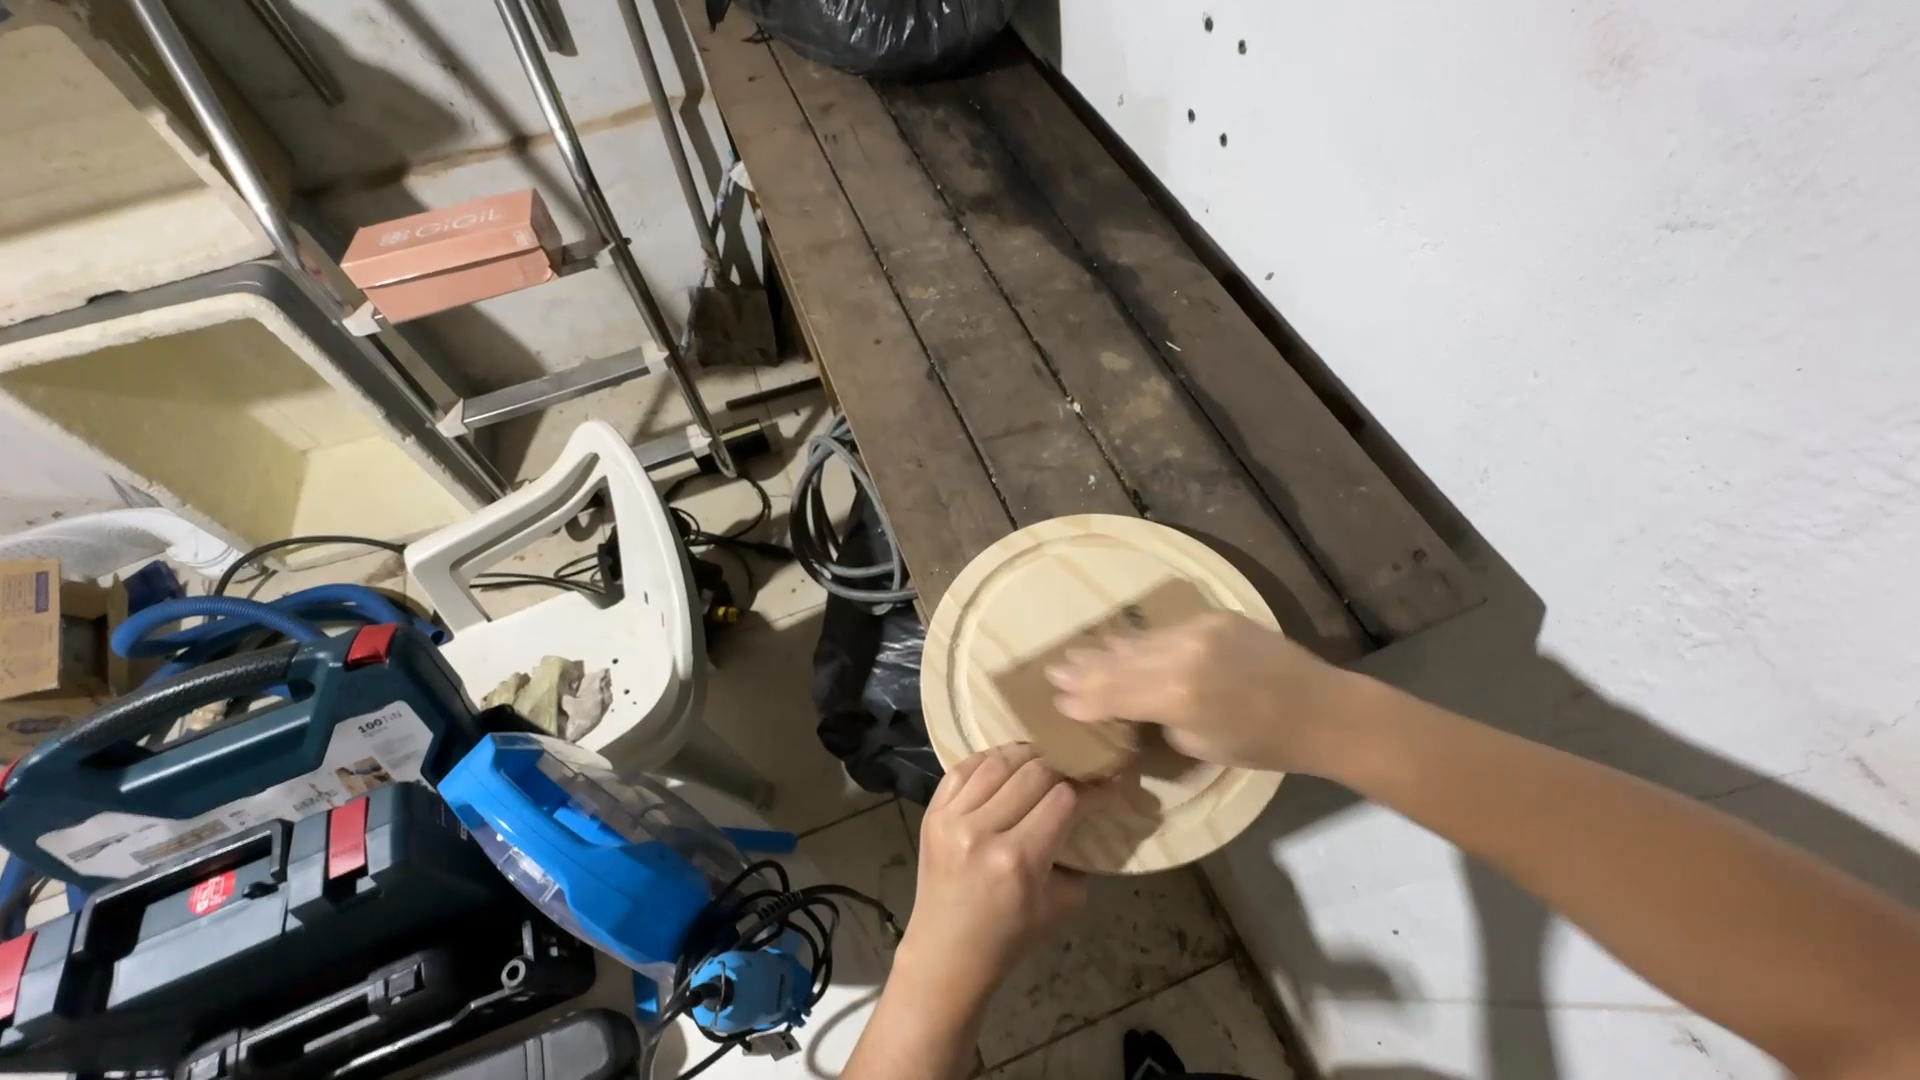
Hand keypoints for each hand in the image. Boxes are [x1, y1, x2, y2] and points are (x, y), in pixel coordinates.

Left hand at [899, 744, 1087, 999]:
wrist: (947, 953)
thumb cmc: (1009, 936)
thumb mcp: (1061, 904)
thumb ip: (1077, 856)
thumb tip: (1089, 812)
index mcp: (1018, 859)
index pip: (1064, 800)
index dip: (1092, 789)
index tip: (1110, 783)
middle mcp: (982, 831)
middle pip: (1034, 773)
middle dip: (1063, 768)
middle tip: (1077, 771)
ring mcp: (952, 819)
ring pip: (998, 763)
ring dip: (1027, 755)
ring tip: (1044, 759)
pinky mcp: (932, 813)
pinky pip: (963, 769)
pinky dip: (989, 759)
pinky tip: (1006, 762)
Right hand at [1044, 611, 1358, 773]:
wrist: (1323, 710)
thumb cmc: (1263, 745)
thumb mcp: (1199, 746)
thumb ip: (1159, 719)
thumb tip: (1131, 705)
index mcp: (1178, 695)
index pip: (1115, 694)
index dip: (1084, 699)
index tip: (1057, 699)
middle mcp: (1182, 654)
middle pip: (1118, 663)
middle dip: (1084, 669)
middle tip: (1052, 670)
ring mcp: (1199, 630)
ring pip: (1138, 642)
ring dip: (1105, 651)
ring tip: (1074, 654)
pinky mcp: (1214, 617)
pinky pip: (1163, 632)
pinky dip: (1138, 641)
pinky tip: (1118, 643)